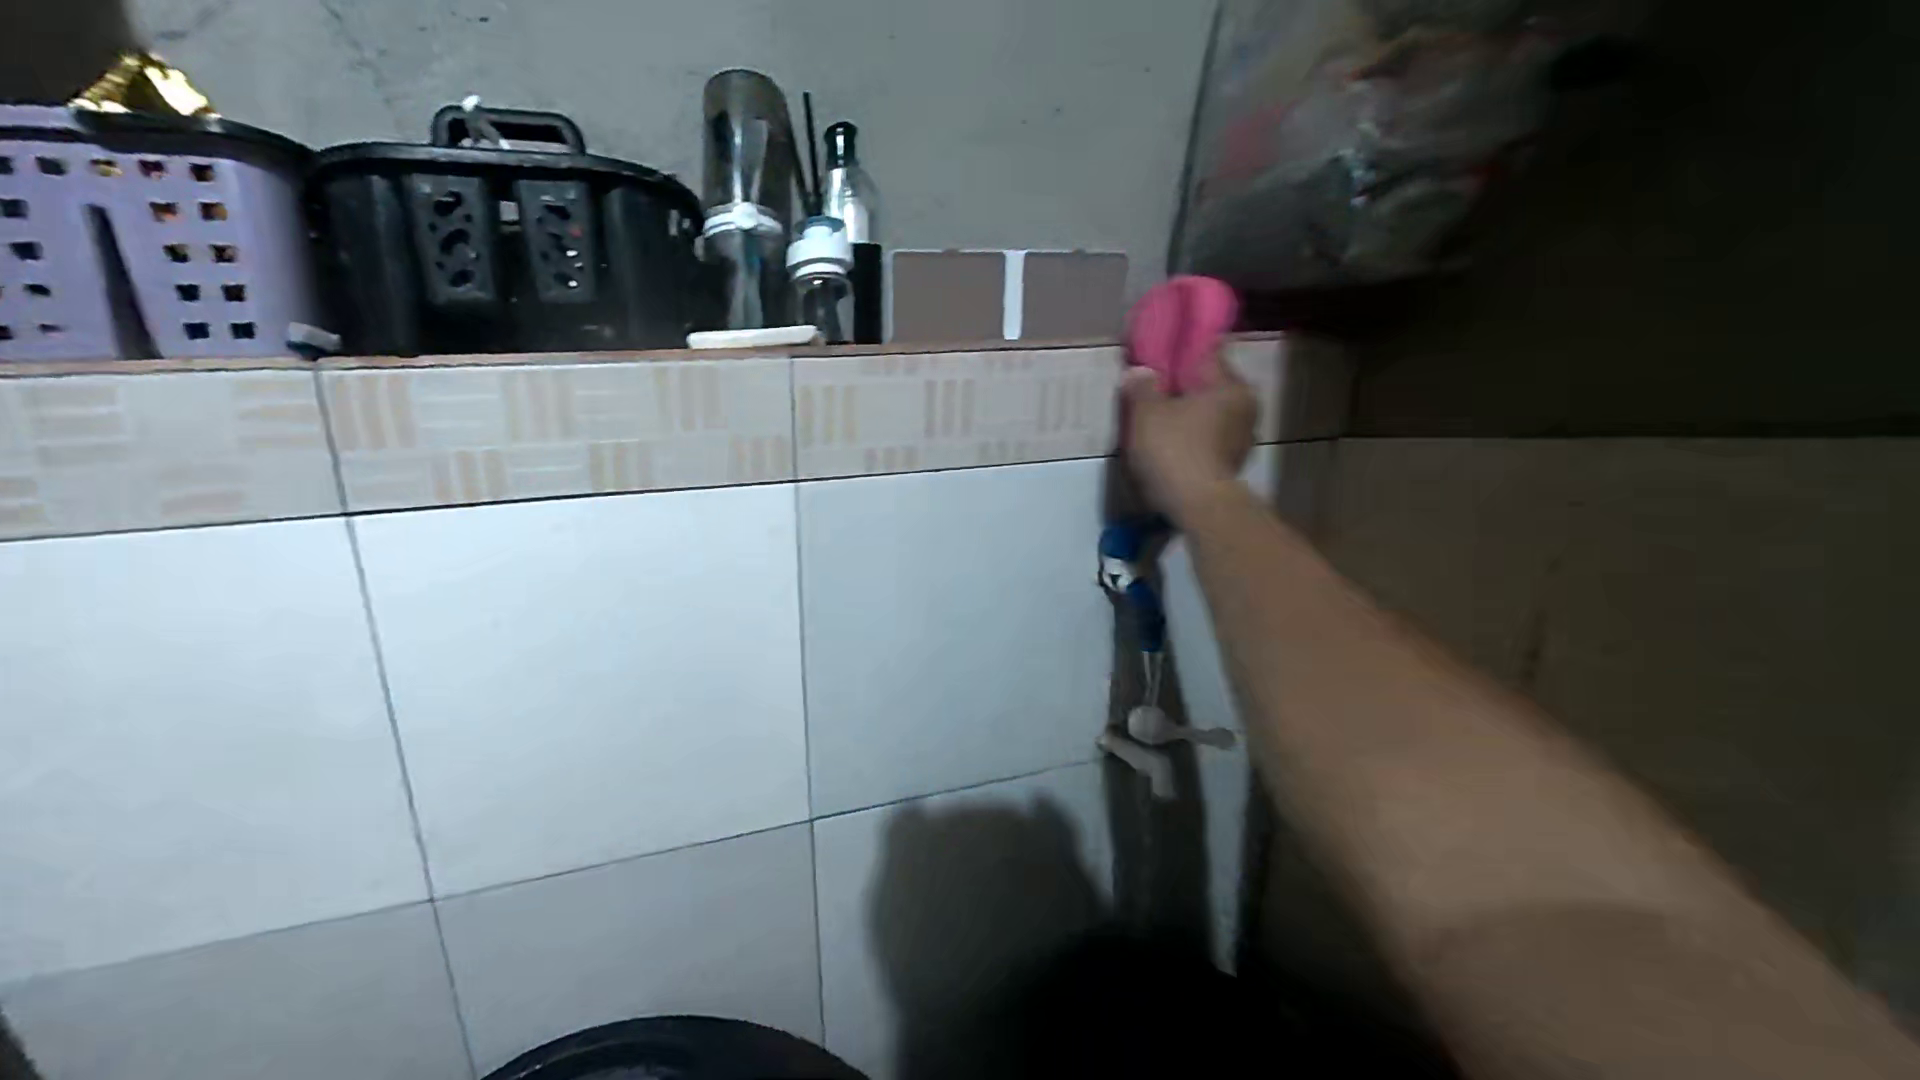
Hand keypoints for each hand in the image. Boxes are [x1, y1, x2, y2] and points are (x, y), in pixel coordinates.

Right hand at [1120, 357, 1255, 524]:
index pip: (1207, 356)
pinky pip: (1209, 441)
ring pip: (1211, 417)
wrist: (1196, 505)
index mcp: (1232, 385)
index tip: (1160, 361)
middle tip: (1156, 393)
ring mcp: (1243, 440)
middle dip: (1185, 391)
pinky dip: (1193, 441)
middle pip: (1210, 389)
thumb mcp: (1146, 413)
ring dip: (1189, 418)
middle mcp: (1246, 408)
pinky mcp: (1234, 466)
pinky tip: (1172, 447)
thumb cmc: (1174, 449)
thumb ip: (1142, 388)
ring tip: (1160, 423)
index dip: (1180, 356)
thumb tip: (1139, 372)